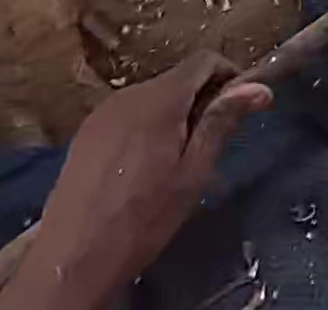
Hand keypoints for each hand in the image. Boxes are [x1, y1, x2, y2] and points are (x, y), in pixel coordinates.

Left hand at [0, 52, 272, 309]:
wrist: (67, 266)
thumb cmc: (142, 218)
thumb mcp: (193, 172)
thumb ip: (222, 121)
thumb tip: (260, 87)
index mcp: (159, 99)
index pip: (205, 60)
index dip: (229, 74)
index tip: (240, 106)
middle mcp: (129, 95)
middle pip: (180, 77)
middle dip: (203, 98)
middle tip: (211, 140)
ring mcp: (102, 113)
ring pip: (156, 95)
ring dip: (177, 111)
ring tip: (178, 156)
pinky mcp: (86, 133)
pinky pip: (131, 112)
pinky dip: (149, 123)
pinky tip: (145, 163)